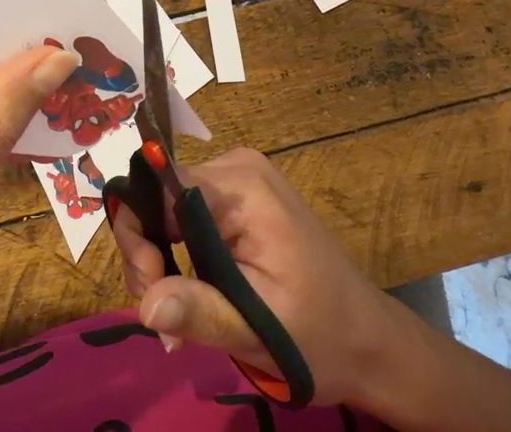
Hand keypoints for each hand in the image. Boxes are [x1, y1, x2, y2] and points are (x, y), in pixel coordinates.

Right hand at [110, 148, 403, 408]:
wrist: (372, 343)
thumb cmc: (321, 337)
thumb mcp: (258, 332)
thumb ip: (200, 312)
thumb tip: (146, 306)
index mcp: (241, 188)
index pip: (155, 186)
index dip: (139, 236)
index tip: (149, 291)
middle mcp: (235, 168)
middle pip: (156, 198)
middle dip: (148, 256)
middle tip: (163, 315)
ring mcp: (238, 178)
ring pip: (165, 207)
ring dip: (161, 260)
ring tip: (179, 312)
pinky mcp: (240, 196)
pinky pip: (186, 212)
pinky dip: (179, 253)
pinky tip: (193, 292)